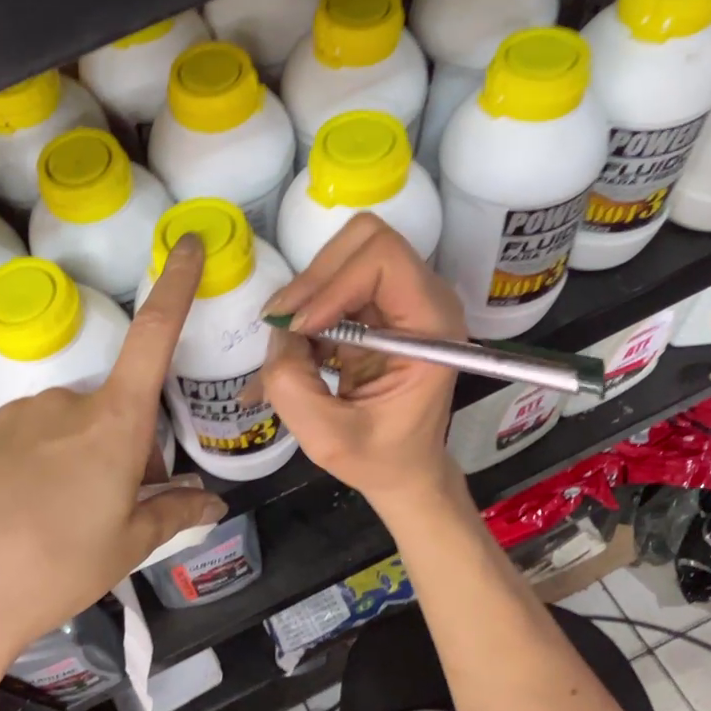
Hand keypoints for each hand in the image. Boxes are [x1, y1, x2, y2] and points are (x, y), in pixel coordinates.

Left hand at [0, 238, 225, 692]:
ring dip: (70, 458)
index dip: (176, 287)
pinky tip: (6, 515)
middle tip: (111, 510)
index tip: (187, 242)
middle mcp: (60, 403)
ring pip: (57, 427)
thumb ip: (174, 514)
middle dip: (119, 449)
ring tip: (52, 522)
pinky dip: (22, 467)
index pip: (153, 338)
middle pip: (107, 411)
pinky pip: (11, 440)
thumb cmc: (58, 572)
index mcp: (112, 425)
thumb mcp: (128, 548)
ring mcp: (6, 416)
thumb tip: (213, 501)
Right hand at [260, 213, 468, 515]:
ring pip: (343, 255)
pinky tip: (293, 347)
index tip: (301, 331)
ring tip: (285, 341)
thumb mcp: (327, 439)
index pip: (383, 258)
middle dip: (314, 279)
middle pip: (364, 240)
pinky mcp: (378, 308)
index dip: (332, 284)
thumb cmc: (380, 460)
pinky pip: (334, 282)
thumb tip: (278, 333)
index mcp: (432, 327)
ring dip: (306, 293)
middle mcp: (424, 300)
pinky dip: (306, 307)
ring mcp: (401, 300)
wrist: (405, 471)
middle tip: (283, 326)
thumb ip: (292, 385)